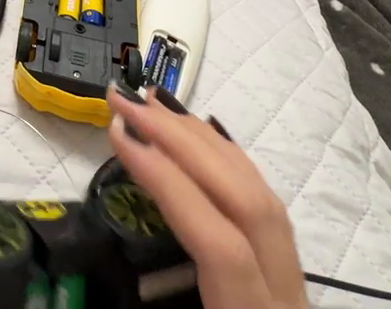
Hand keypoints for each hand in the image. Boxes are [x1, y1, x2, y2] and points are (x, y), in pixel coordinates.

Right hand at [107, 88, 307, 308]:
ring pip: (264, 198)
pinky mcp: (290, 286)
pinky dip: (230, 163)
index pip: (222, 246)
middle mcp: (287, 306)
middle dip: (184, 142)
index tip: (119, 139)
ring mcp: (295, 294)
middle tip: (126, 102)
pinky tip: (205, 141)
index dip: (170, 186)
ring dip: (204, 142)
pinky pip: (267, 209)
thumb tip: (95, 288)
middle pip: (249, 203)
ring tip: (156, 104)